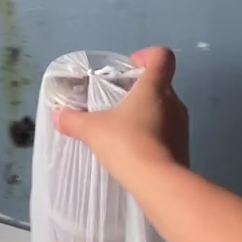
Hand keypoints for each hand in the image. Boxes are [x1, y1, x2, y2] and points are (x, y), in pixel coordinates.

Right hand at [54, 46, 189, 178]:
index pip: (162, 56)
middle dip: (140, 90)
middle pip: (161, 84)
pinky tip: (134, 151)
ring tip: (124, 129)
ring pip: (165, 110)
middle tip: (118, 102)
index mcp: (155, 87)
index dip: (147, 56)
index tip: (130, 68)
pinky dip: (153, 136)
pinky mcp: (184, 149)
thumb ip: (74, 120)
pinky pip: (168, 133)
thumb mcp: (93, 130)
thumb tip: (58, 116)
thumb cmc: (128, 143)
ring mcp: (182, 127)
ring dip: (147, 114)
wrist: (160, 185)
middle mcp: (174, 102)